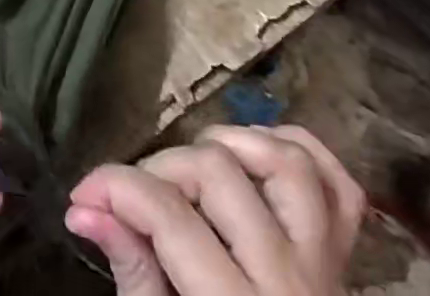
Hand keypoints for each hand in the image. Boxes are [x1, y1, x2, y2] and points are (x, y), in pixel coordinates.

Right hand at [66, 125, 366, 295]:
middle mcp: (291, 281)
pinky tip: (251, 159)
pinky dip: (293, 151)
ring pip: (284, 161)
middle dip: (159, 169)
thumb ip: (132, 272)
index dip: (113, 187)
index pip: (168, 214)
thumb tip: (83, 209)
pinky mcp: (346, 259)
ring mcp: (329, 266)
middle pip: (218, 172)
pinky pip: (336, 182)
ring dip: (230, 147)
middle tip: (134, 200)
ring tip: (192, 171)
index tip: (83, 195)